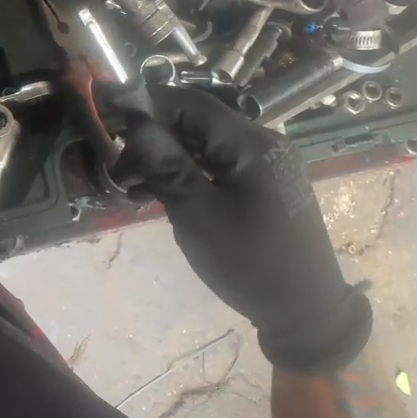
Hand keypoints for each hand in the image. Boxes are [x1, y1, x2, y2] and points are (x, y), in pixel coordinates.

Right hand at [120, 86, 370, 373]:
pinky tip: (160, 196)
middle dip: (151, 140)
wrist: (308, 314)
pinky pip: (215, 164)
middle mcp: (261, 143)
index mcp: (250, 144)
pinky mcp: (262, 184)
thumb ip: (165, 162)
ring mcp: (264, 164)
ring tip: (133, 190)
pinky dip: (185, 173)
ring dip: (164, 159)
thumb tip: (134, 118)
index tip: (109, 126)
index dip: (145, 106)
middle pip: (194, 122)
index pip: (188, 103)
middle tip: (119, 174)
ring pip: (202, 144)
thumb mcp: (197, 214)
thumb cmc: (248, 263)